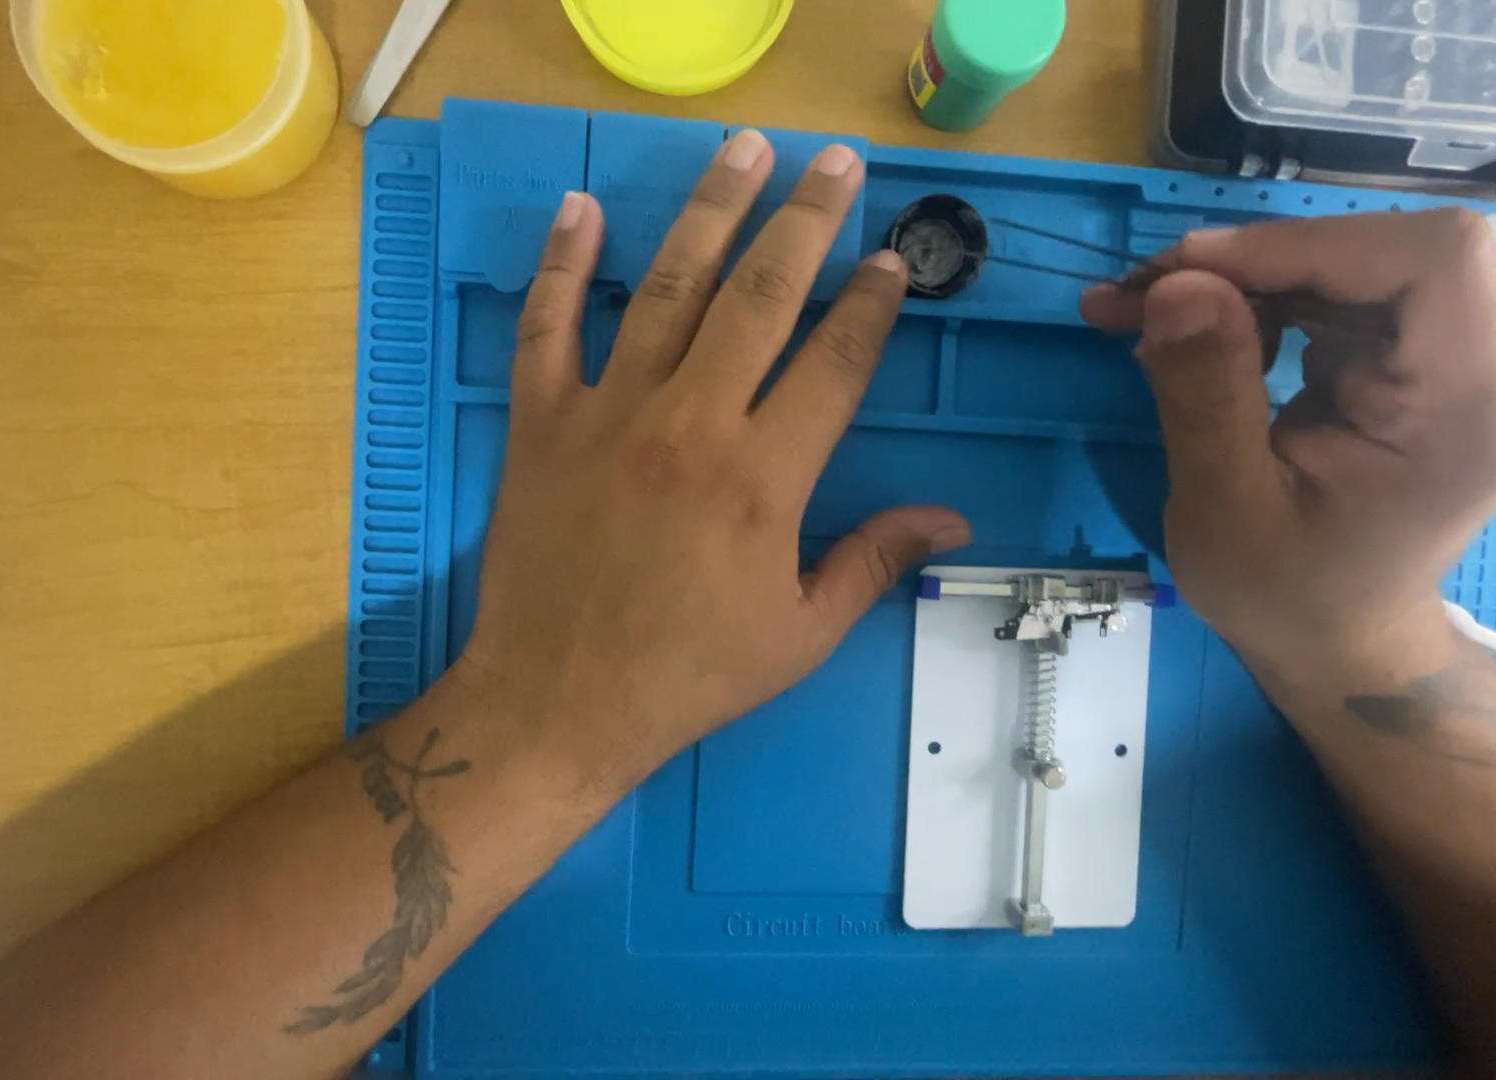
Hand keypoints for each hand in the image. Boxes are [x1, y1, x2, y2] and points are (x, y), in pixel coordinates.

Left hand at [456, 131, 969, 788]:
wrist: (560, 700)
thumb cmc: (689, 675)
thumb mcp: (800, 634)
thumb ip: (874, 561)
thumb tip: (953, 520)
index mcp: (766, 477)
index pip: (835, 362)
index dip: (871, 305)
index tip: (891, 260)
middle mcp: (692, 423)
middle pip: (761, 298)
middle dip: (806, 222)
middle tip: (834, 163)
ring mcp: (609, 414)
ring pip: (667, 290)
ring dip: (710, 213)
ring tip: (745, 150)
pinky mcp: (542, 424)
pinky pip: (548, 329)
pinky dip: (561, 267)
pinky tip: (580, 211)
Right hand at [1080, 209, 1495, 683]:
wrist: (1329, 637)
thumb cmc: (1280, 590)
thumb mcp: (1223, 503)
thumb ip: (1205, 391)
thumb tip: (1174, 286)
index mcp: (1469, 405)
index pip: (1425, 260)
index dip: (1299, 245)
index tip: (1180, 273)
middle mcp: (1487, 367)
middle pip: (1376, 257)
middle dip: (1244, 265)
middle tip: (1129, 294)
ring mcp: (1451, 363)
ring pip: (1342, 273)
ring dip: (1231, 285)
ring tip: (1131, 312)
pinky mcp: (1408, 367)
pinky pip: (1329, 305)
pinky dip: (1247, 310)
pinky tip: (1182, 339)